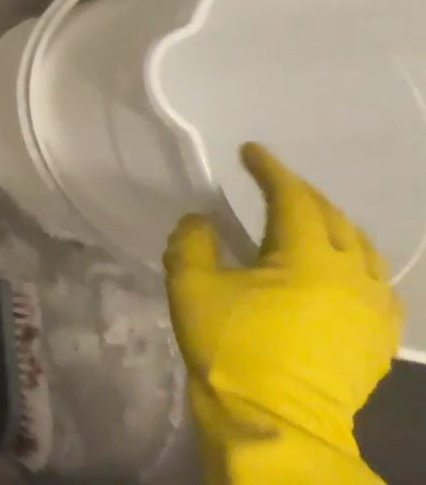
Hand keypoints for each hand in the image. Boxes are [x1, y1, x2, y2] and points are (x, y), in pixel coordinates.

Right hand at [165, 143, 401, 455]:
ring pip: (363, 252)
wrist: (274, 416)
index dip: (272, 171)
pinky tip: (333, 267)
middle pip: (336, 221)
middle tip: (274, 180)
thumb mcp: (190, 283)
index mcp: (307, 260)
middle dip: (305, 195)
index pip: (294, 201)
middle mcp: (352, 278)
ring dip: (333, 227)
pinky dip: (351, 261)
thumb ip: (193, 242)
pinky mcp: (377, 336)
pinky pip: (375, 284)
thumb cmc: (229, 342)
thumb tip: (203, 220)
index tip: (252, 151)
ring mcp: (374, 310)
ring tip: (306, 219)